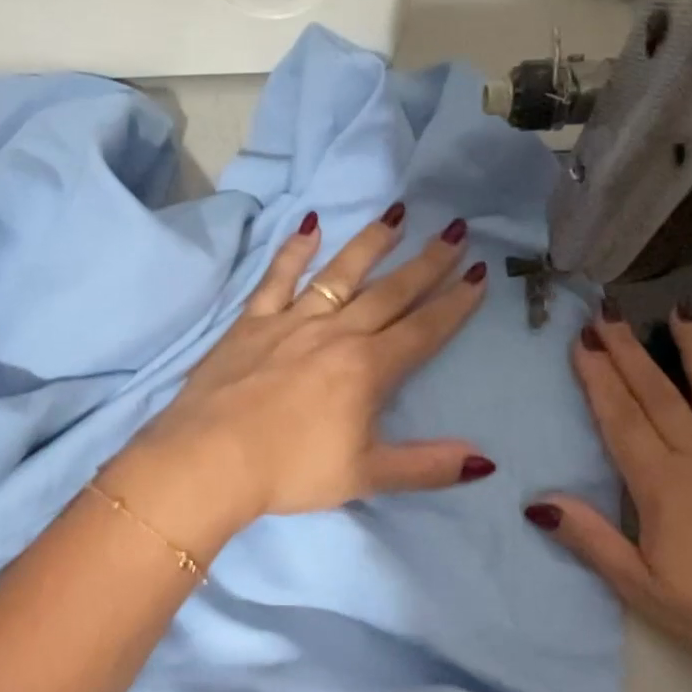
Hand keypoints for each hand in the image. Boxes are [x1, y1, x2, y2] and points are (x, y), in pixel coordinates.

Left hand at [100, 206, 492, 551]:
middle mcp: (336, 333)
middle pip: (390, 292)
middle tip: (455, 231)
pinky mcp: (251, 323)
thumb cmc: (291, 472)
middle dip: (427, 263)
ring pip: (340, 274)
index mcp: (368, 369)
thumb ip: (427, 467)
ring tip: (397, 214)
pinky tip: (308, 226)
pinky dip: (294, 251)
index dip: (455, 304)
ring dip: (371, 243)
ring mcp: (291, 322)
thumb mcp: (366, 476)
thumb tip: (484, 462)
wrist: (208, 460)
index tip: (480, 275)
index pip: (423, 331)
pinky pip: (277, 278)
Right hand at [527, 304, 691, 686]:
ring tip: (682, 310)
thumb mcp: (640, 586)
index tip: (581, 341)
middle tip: (606, 313)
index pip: (620, 420)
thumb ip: (591, 538)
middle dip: (629, 353)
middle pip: (658, 396)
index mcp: (662, 484)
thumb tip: (539, 502)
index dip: (598, 379)